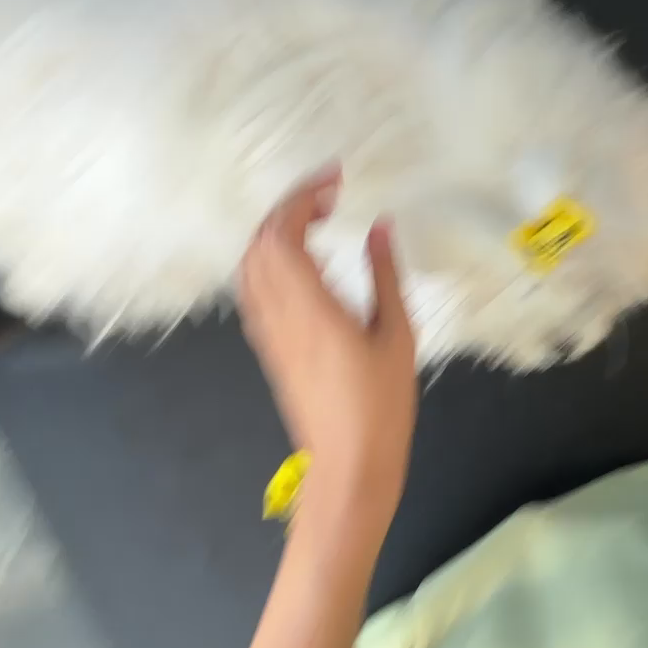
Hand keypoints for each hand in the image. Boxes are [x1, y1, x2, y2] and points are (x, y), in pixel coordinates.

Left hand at [237, 168, 416, 521]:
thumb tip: (380, 226)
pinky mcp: (270, 347)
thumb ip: (385, 274)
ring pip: (250, 265)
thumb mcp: (397, 334)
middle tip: (332, 198)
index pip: (283, 234)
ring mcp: (268, 333)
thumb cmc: (382, 403)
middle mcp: (278, 315)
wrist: (349, 465)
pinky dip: (271, 259)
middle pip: (259, 243)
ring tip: (318, 221)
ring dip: (276, 231)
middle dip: (288, 208)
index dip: (302, 197)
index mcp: (311, 308)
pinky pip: (255, 289)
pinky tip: (304, 262)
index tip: (337, 181)